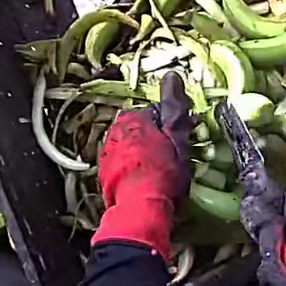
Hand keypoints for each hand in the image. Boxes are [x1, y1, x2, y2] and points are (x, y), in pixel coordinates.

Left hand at [92, 72, 192, 256]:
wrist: (138, 210)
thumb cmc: (162, 171)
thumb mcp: (176, 136)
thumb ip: (174, 106)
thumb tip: (172, 75)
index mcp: (132, 117)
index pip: (157, 112)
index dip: (172, 126)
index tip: (181, 140)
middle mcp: (114, 131)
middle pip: (143, 130)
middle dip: (156, 139)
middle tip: (172, 157)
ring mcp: (106, 153)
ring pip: (132, 147)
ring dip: (145, 154)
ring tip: (160, 172)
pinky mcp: (104, 174)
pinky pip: (124, 164)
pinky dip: (134, 169)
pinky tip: (146, 182)